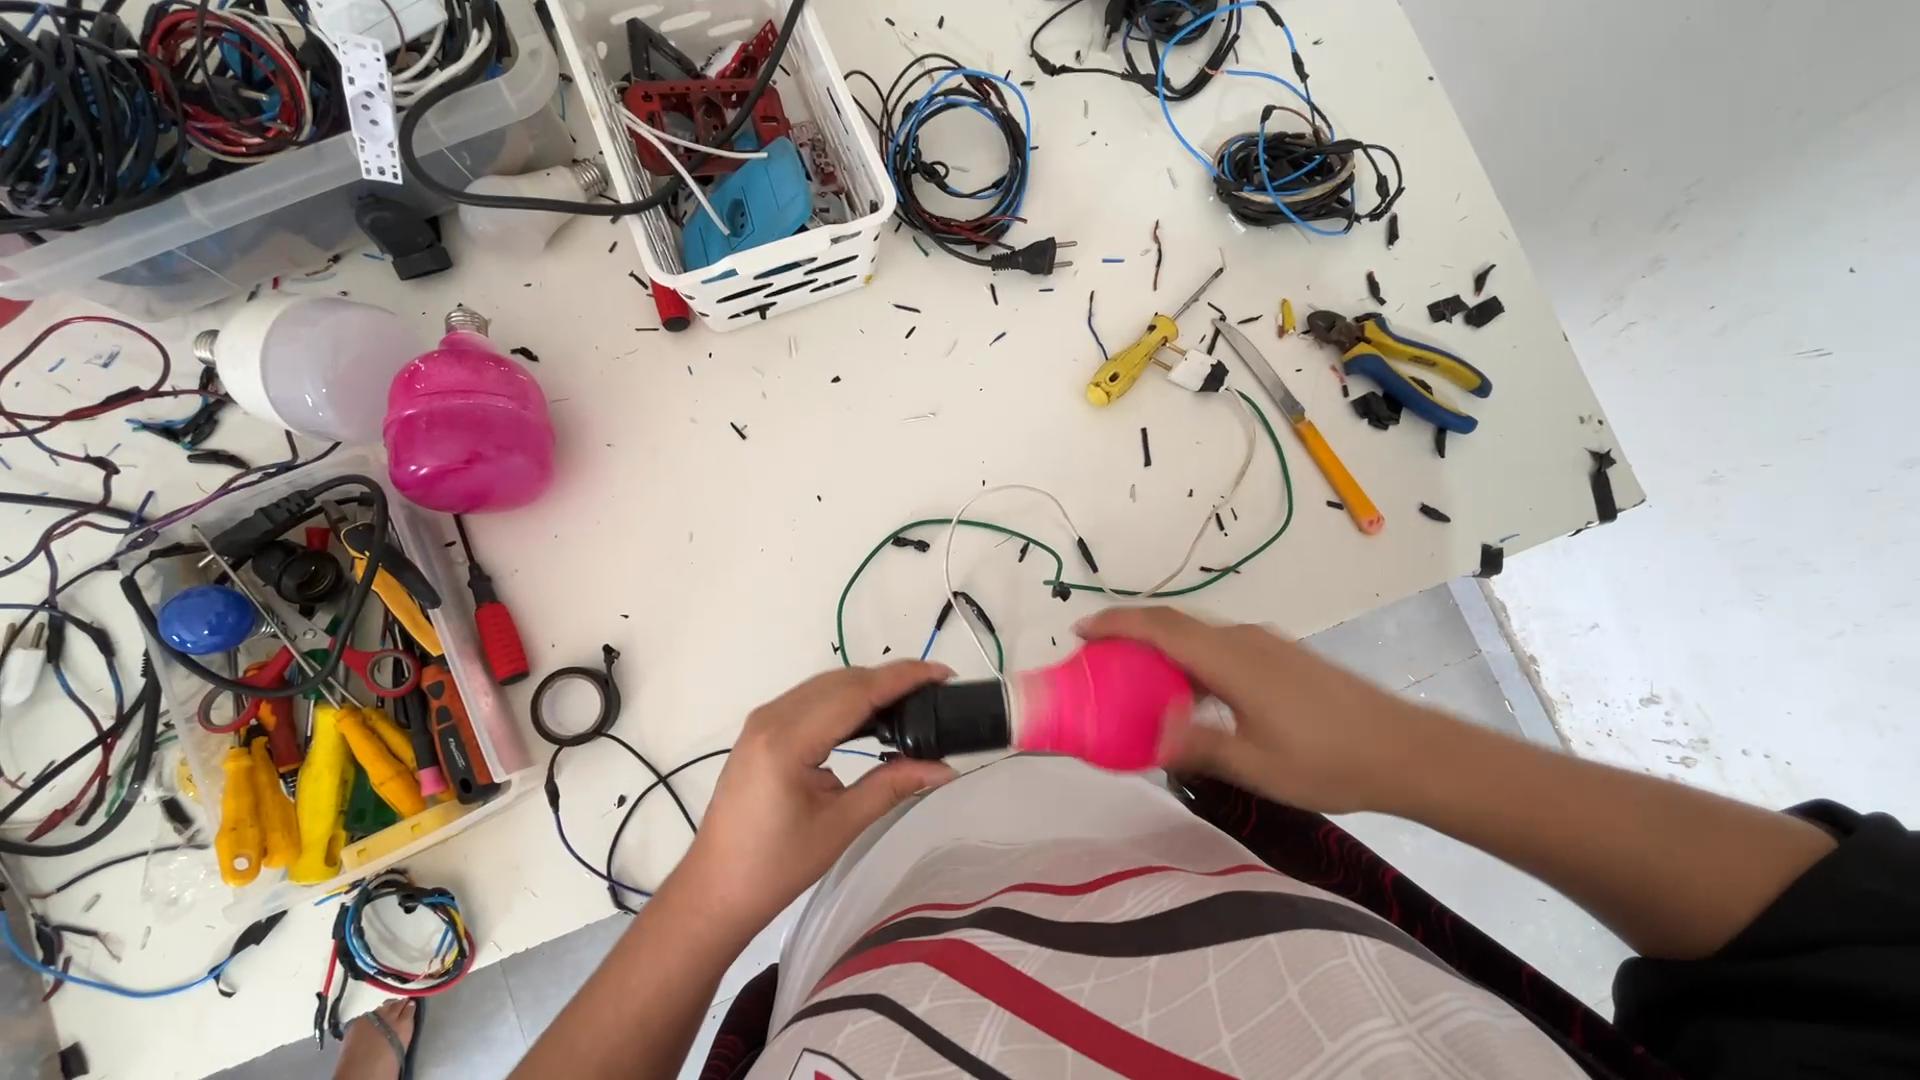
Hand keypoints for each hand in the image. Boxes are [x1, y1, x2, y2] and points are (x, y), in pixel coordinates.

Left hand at [669, 662, 958, 936]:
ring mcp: (762, 720)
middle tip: (935, 692)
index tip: (943, 673)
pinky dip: (846, 699)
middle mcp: (771, 717)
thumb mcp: (841, 824)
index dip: (903, 678)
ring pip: (826, 685)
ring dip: (869, 687)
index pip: (856, 692)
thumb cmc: (776, 865)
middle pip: (841, 681)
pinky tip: (871, 715)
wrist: (716, 888)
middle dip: (891, 680)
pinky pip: (811, 698)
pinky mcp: (761, 729)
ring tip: (912, 701)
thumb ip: (894, 786)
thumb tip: (944, 770)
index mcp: (788, 740)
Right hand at [1077, 606, 1440, 813]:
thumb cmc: (1328, 760)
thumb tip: (1146, 735)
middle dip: (1131, 632)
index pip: (1161, 627)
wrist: (1408, 751)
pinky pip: (1220, 647)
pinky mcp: (1281, 657)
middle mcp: (1245, 640)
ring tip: (1135, 678)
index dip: (1116, 624)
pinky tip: (1191, 693)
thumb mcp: (1255, 765)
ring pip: (1199, 635)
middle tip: (1098, 659)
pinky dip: (1189, 659)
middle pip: (1176, 623)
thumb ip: (1196, 745)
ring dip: (1161, 647)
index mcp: (1231, 659)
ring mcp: (1267, 645)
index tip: (1079, 630)